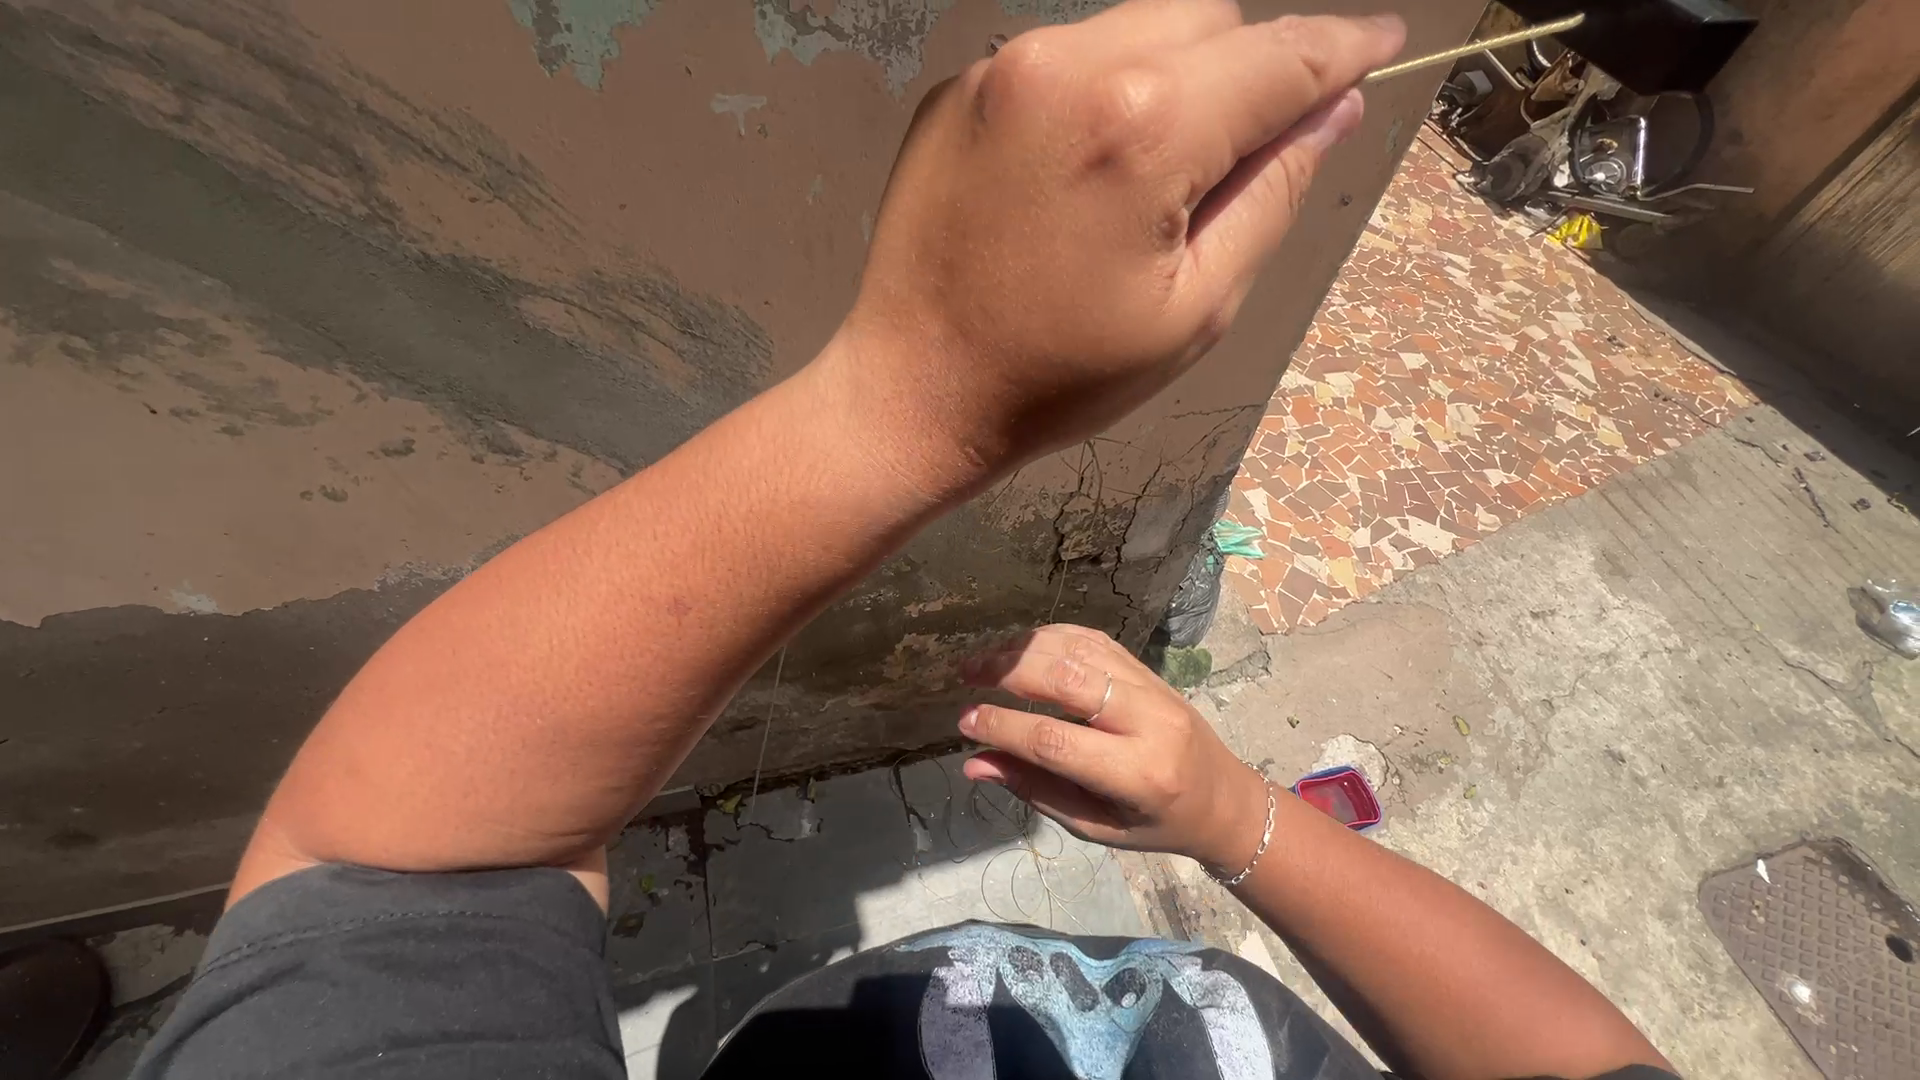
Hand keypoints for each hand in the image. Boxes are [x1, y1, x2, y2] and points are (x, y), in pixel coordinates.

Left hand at [822, 1, 1403, 485]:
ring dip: (1168, 77)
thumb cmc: (1058, 380)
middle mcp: (1068, 66)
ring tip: (1143, 177)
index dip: (1342, 50)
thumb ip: (1269, 197)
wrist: (913, 393)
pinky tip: (1072, 175)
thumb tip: (1330, 113)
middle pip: (1208, 17)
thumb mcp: (1191, 312)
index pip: (1280, 58)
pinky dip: (1093, 95)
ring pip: (1132, 26)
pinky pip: (1059, 61)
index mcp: (1143, 128)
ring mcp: (999, 71)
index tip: (1383, 45)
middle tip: (1233, 157)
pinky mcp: (954, 92)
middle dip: (1243, 71)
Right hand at [957, 624, 1272, 872]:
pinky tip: (1020, 646)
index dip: (1004, 728)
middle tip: (966, 674)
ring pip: (1080, 650)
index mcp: (1138, 775)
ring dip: (1024, 648)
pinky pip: (1093, 639)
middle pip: (1068, 679)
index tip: (964, 721)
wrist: (1223, 797)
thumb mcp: (1096, 826)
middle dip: (1009, 671)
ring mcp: (1152, 687)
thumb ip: (1035, 790)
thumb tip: (974, 764)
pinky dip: (1051, 637)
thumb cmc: (1156, 825)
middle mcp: (1148, 721)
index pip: (1056, 741)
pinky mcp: (1147, 668)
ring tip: (983, 659)